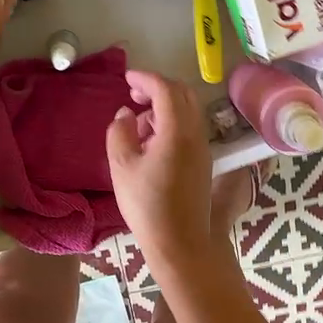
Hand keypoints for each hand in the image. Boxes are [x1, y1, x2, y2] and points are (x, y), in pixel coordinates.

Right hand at [106, 71, 214, 266]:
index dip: (145, 79)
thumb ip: (119, 132)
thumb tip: (125, 114)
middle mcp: (196, 134)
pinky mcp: (203, 163)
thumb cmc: (147, 205)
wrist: (180, 243)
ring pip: (188, 112)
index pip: (165, 89)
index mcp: (177, 131)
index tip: (126, 80)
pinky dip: (171, 124)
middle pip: (183, 95)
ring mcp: (203, 149)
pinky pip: (189, 130)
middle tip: (133, 96)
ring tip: (138, 125)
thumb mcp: (121, 166)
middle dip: (158, 89)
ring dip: (164, 108)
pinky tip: (151, 143)